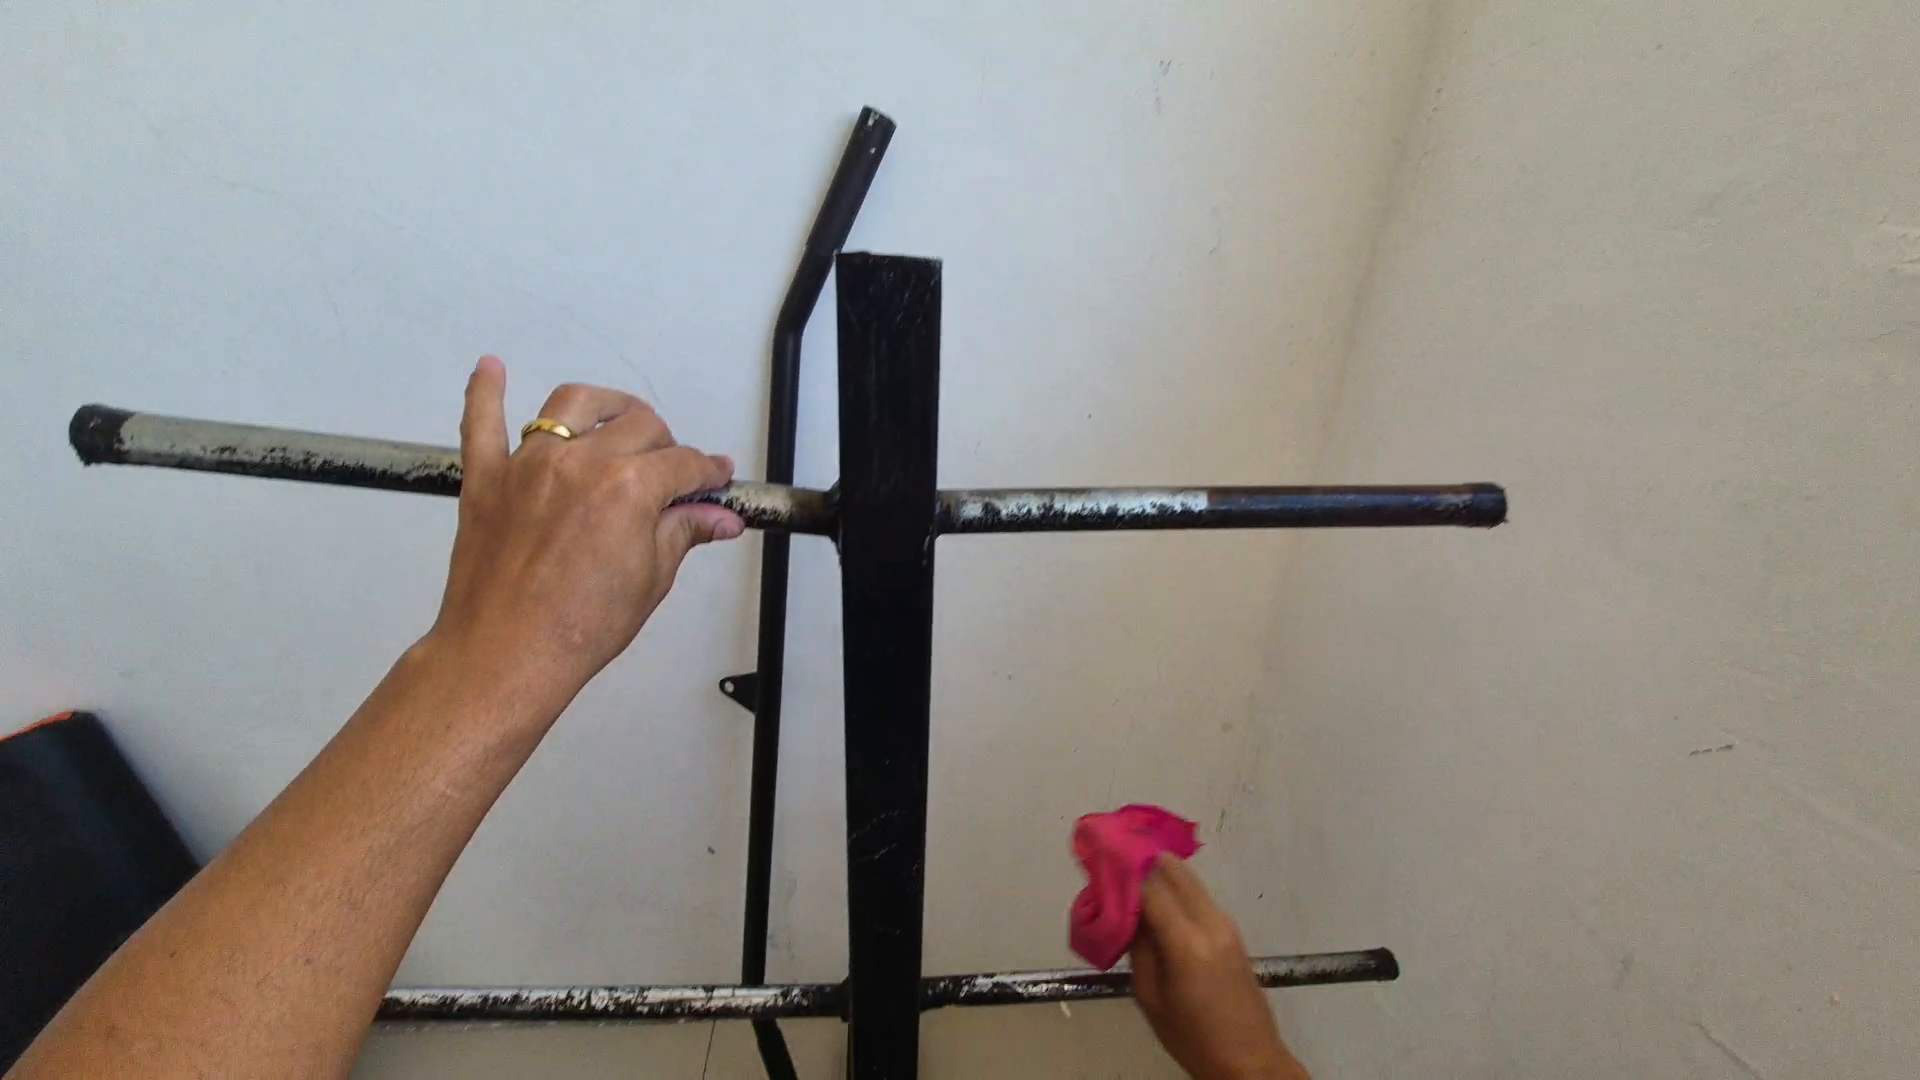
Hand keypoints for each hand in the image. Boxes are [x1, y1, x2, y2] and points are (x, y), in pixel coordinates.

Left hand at [425, 358, 743, 714]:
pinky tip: (492, 367)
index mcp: (630, 487)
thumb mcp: (653, 576)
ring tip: (619, 419)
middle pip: (638, 424)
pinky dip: (486, 391)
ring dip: (606, 404)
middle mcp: (582, 461)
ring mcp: (528, 464)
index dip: (709, 470)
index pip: (684, 464)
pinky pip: (482, 422)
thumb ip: (686, 531)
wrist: (507, 654)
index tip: (719, 476)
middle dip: (667, 442)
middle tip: (673, 468)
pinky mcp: (486, 477)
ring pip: (573, 404)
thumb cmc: (590, 623)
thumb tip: (725, 518)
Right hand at [1132, 856, 1309, 1079]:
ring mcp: (1225, 922)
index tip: (1100, 866)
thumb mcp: (1150, 998)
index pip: (1149, 887)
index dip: (1122, 871)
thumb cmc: (1193, 1039)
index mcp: (1186, 943)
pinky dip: (1174, 887)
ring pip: (1187, 877)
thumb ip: (1137, 946)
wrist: (1252, 1062)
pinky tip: (1157, 902)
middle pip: (1172, 868)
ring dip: (1159, 872)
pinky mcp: (1231, 928)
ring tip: (1132, 882)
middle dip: (1142, 862)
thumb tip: (1125, 909)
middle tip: (1116, 868)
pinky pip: (1197, 893)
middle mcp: (1209, 922)